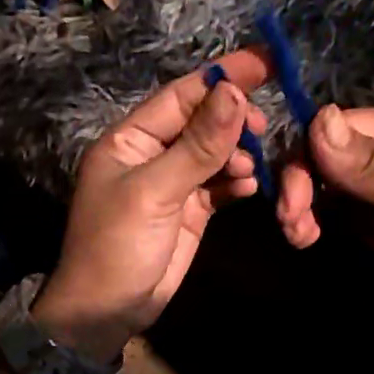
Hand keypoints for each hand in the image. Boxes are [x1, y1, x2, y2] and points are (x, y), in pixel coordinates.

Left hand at [34, 51, 271, 357]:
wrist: (106, 311)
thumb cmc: (116, 246)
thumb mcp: (154, 192)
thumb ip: (197, 145)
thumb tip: (234, 92)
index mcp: (130, 139)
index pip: (180, 96)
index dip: (222, 77)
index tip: (268, 62)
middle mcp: (152, 154)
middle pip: (201, 121)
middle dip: (233, 119)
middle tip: (261, 128)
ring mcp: (172, 183)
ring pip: (214, 152)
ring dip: (237, 153)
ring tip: (250, 167)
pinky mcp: (189, 211)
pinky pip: (219, 184)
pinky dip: (237, 181)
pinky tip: (250, 185)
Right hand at [277, 103, 373, 304]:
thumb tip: (315, 121)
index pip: (333, 128)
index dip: (304, 160)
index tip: (294, 205)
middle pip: (319, 154)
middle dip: (297, 187)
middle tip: (294, 229)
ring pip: (318, 183)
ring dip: (299, 208)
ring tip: (301, 239)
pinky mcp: (373, 214)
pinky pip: (330, 208)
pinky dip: (311, 221)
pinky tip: (308, 239)